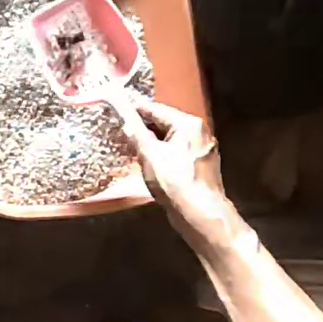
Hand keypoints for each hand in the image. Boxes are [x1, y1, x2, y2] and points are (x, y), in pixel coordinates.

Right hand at [109, 92, 233, 246]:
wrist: (199, 213)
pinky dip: (162, 154)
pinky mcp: (200, 166)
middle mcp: (199, 133)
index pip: (157, 110)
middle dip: (144, 127)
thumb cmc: (174, 181)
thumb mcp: (149, 155)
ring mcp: (202, 150)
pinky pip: (177, 153)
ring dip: (152, 142)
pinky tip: (149, 162)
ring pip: (171, 140)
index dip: (136, 110)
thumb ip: (137, 135)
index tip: (121, 108)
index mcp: (188, 125)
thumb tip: (128, 123)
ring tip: (132, 146)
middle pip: (165, 124)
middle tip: (123, 129)